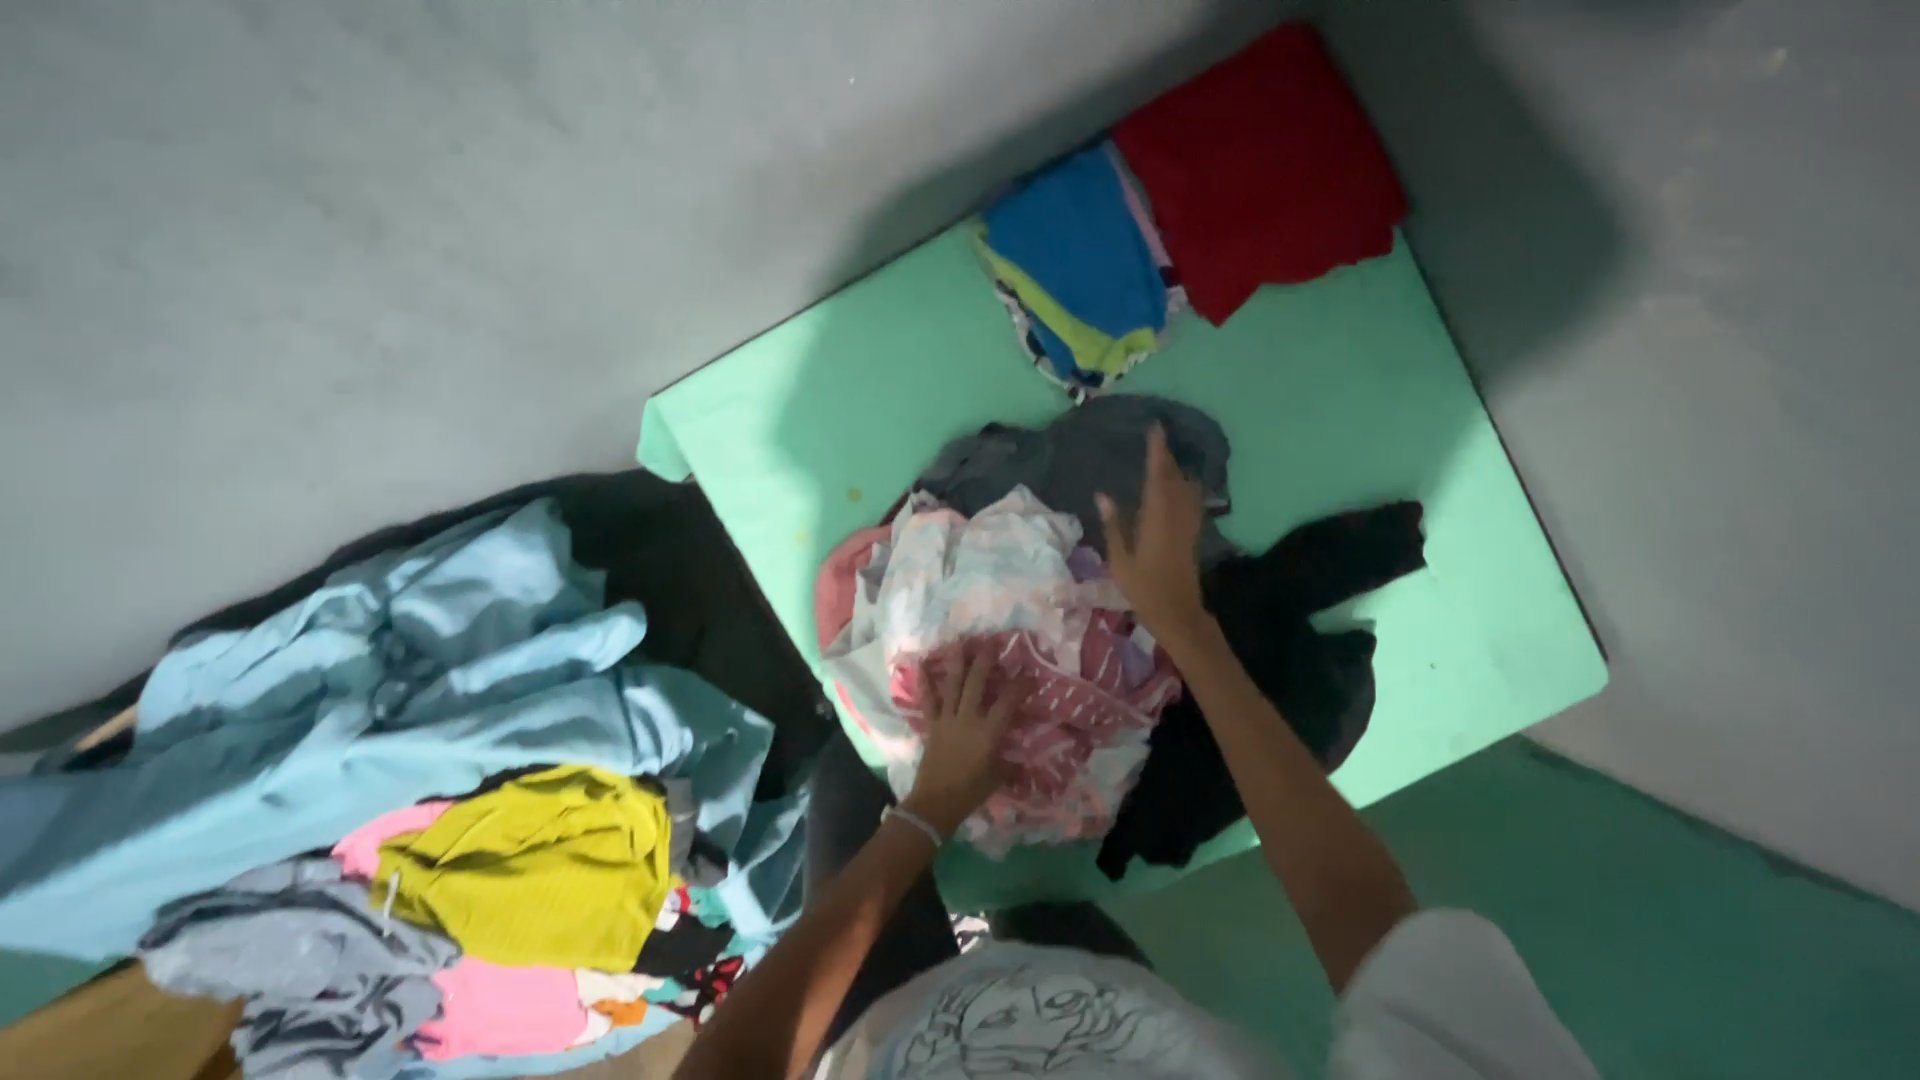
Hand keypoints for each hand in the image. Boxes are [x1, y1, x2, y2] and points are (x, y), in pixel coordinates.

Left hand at [901, 647, 1015, 836]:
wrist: (936, 803)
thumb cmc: (971, 792)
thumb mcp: (998, 778)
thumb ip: (1011, 765)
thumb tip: (1024, 762)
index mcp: (989, 732)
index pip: (1008, 702)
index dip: (1020, 685)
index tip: (1029, 671)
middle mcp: (968, 718)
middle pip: (977, 683)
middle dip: (985, 661)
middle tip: (991, 641)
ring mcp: (947, 719)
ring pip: (953, 685)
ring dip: (957, 663)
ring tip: (959, 642)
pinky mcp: (932, 725)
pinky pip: (928, 700)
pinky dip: (925, 683)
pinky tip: (921, 665)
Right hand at [1097, 425, 1209, 637]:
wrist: (1177, 612)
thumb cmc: (1143, 588)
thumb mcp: (1120, 559)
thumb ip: (1113, 525)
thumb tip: (1103, 495)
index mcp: (1156, 517)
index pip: (1158, 476)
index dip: (1157, 452)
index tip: (1155, 429)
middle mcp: (1176, 515)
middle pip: (1174, 477)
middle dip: (1166, 456)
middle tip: (1157, 438)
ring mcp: (1187, 524)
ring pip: (1186, 487)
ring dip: (1177, 469)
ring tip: (1166, 457)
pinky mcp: (1192, 534)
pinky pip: (1191, 500)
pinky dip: (1185, 486)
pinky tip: (1180, 485)